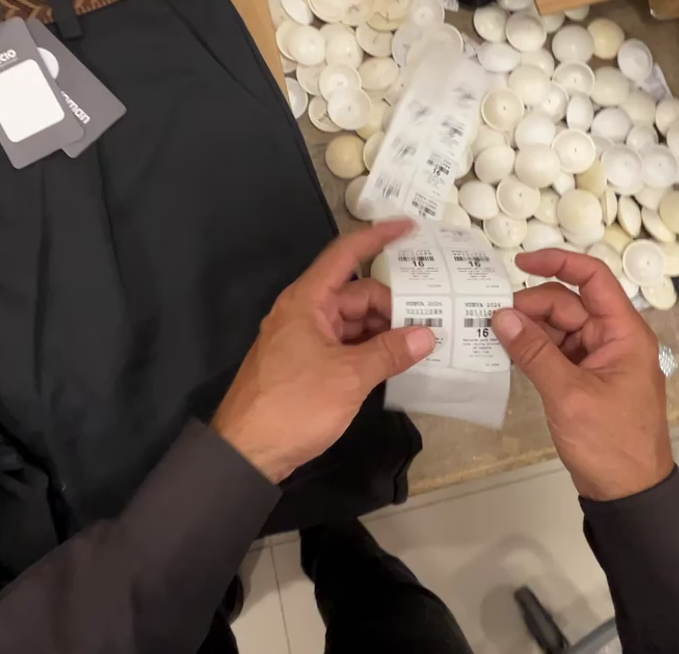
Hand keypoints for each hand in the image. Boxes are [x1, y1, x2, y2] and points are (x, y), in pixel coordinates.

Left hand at [212, 220, 436, 481]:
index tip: (408, 226)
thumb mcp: (348, 378)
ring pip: (353, 322)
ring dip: (383, 329)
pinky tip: (396, 361)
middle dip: (392, 304)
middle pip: (356, 293)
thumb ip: (389, 353)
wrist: (245, 453)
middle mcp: (305, 311)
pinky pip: (345, 344)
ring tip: (424, 340)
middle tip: (433, 318)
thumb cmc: (293, 405)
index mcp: (307, 300)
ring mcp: (305, 338)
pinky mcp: (306, 364)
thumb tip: (427, 335)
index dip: (377, 236)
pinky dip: (369, 349)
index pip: (346, 254)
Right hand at [491, 249, 673, 500]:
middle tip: (494, 320)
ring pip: (558, 325)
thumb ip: (534, 352)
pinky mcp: (585, 375)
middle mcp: (612, 337)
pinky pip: (556, 348)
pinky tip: (508, 350)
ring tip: (495, 335)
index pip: (593, 277)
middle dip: (531, 306)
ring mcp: (598, 356)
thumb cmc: (610, 443)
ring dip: (529, 327)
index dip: (558, 262)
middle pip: (568, 302)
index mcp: (624, 332)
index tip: (519, 264)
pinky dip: (533, 347)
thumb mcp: (569, 395)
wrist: (629, 496)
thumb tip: (500, 315)